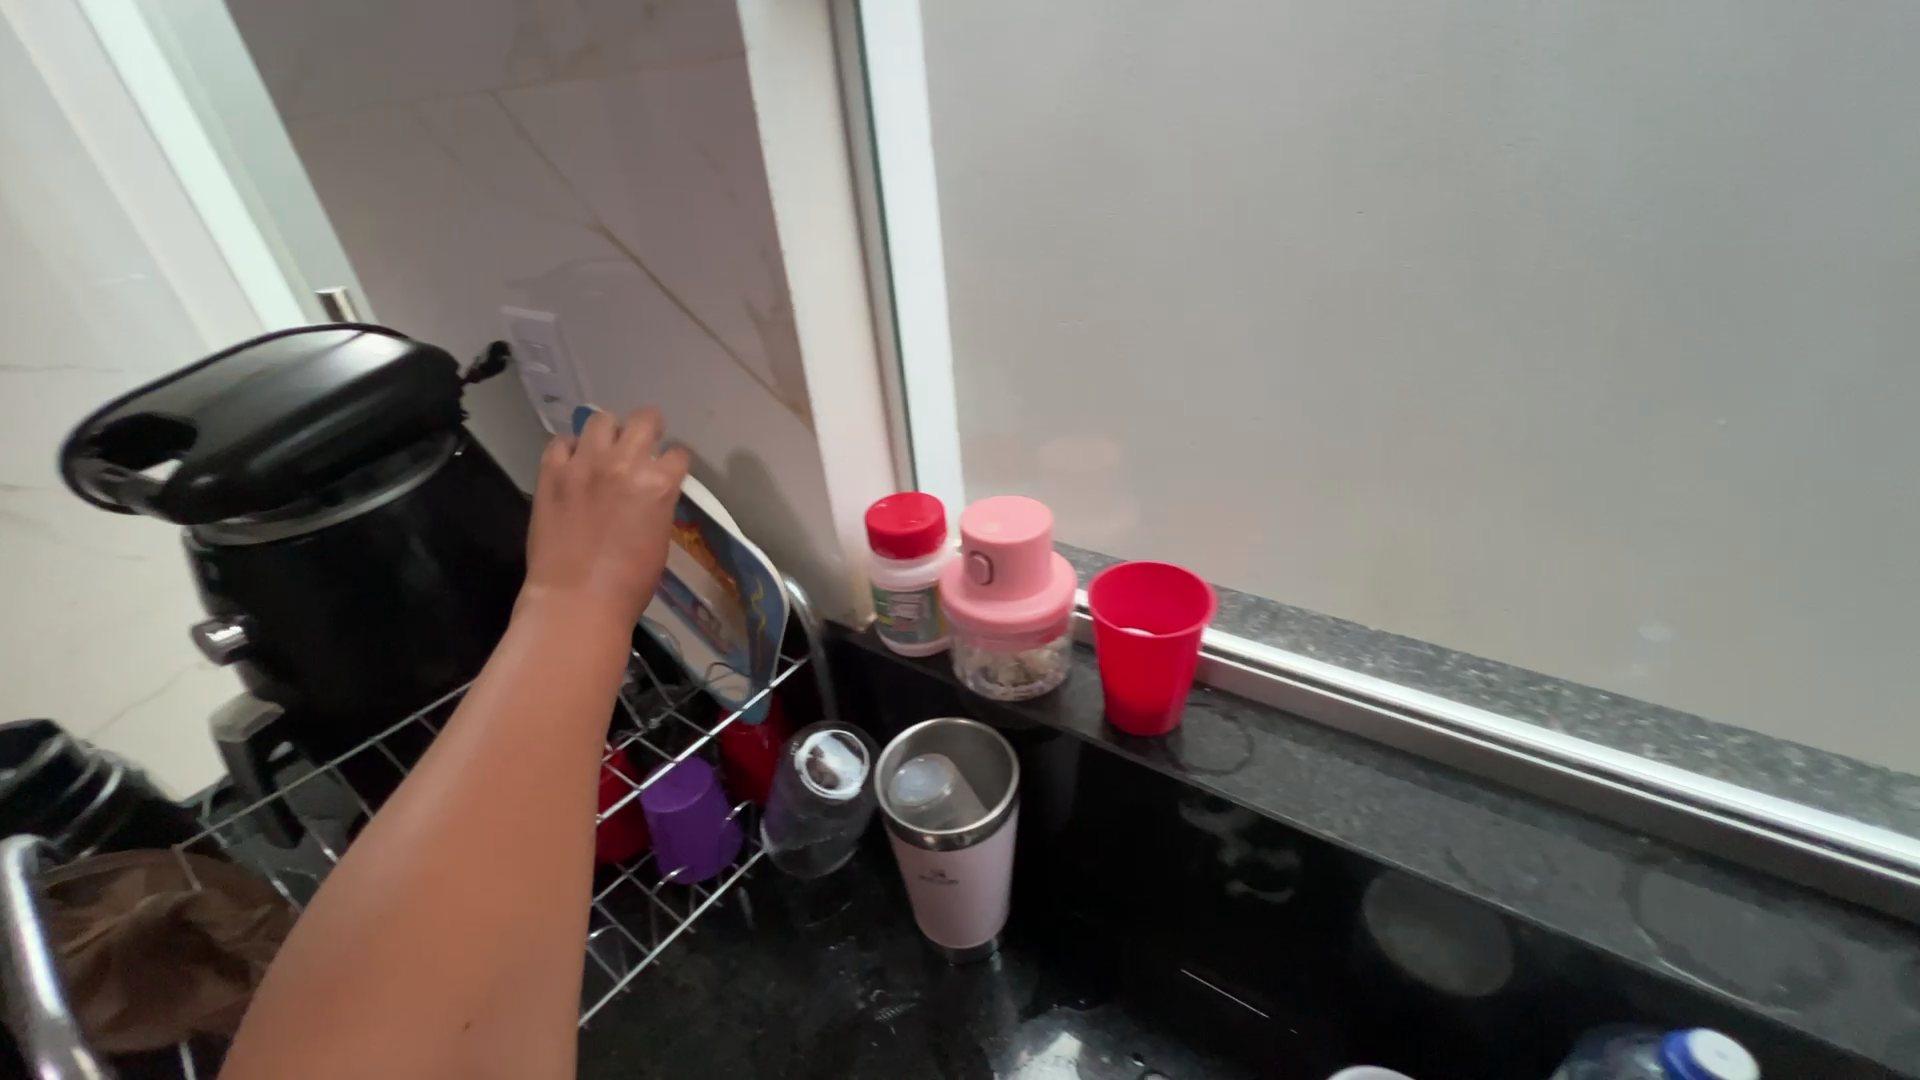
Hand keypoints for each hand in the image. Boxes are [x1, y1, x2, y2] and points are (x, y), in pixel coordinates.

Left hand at [519, 407, 690, 629]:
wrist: (578, 599)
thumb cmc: (631, 581)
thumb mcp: (660, 537)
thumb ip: (657, 505)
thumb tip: (649, 494)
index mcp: (659, 484)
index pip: (677, 454)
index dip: (675, 460)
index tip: (669, 467)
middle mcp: (625, 464)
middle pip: (644, 420)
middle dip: (650, 427)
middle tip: (644, 439)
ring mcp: (584, 465)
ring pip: (600, 421)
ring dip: (609, 431)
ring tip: (605, 447)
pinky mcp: (551, 473)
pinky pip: (560, 442)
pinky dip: (570, 448)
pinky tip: (573, 463)